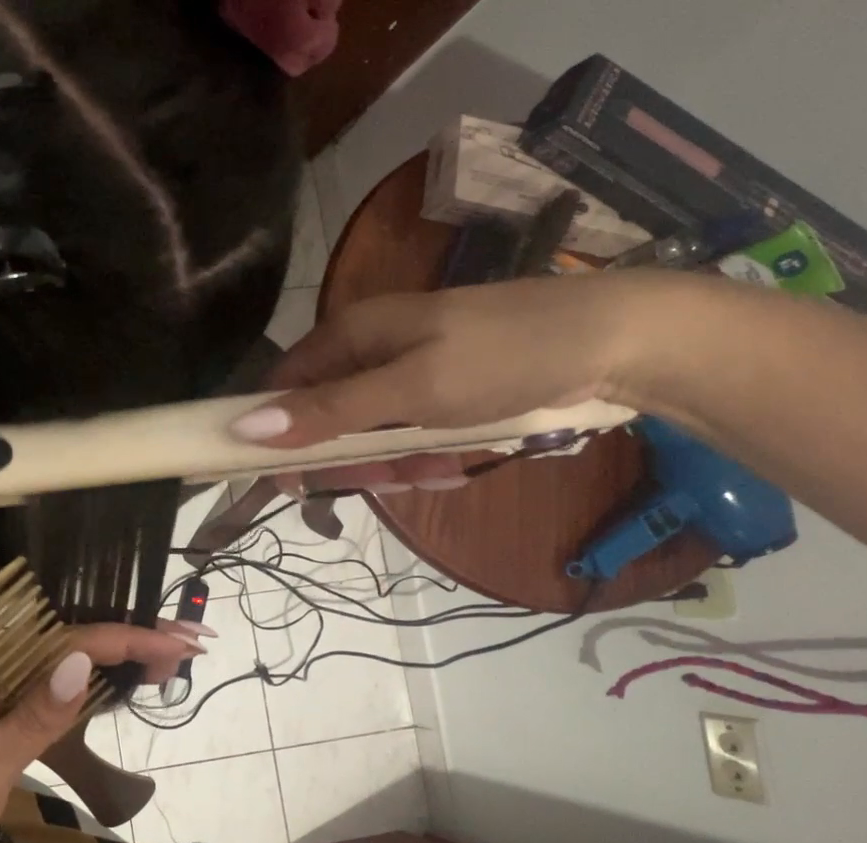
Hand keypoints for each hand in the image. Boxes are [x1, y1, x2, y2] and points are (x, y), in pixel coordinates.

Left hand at [0, 624, 198, 842]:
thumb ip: (29, 720)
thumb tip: (79, 662)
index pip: (63, 642)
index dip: (125, 639)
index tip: (180, 645)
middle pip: (62, 638)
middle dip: (127, 636)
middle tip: (190, 645)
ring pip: (53, 655)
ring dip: (110, 652)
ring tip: (167, 657)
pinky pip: (37, 678)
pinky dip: (80, 675)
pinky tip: (109, 680)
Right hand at [230, 274, 679, 494]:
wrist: (624, 338)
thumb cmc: (507, 355)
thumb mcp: (411, 389)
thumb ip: (327, 411)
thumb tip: (241, 428)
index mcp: (350, 335)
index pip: (279, 388)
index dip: (271, 434)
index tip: (287, 481)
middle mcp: (368, 349)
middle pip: (320, 416)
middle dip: (344, 457)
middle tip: (381, 483)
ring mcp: (406, 370)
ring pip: (363, 431)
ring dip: (388, 463)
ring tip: (433, 473)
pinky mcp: (440, 389)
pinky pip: (404, 433)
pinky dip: (421, 455)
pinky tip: (452, 465)